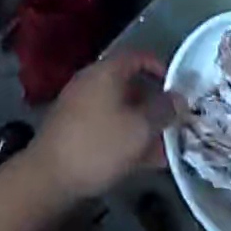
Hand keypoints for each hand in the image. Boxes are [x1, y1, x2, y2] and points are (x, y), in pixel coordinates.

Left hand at [34, 50, 184, 198]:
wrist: (51, 174)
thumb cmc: (100, 144)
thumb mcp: (140, 128)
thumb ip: (163, 110)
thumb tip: (178, 97)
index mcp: (105, 72)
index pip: (136, 57)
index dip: (158, 66)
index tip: (178, 86)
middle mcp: (91, 82)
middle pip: (129, 85)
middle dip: (155, 104)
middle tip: (177, 122)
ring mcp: (81, 105)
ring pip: (121, 109)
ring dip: (145, 125)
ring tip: (168, 148)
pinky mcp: (76, 128)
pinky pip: (109, 125)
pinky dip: (129, 137)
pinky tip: (148, 161)